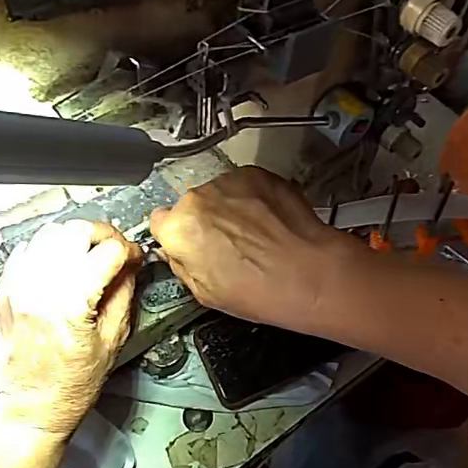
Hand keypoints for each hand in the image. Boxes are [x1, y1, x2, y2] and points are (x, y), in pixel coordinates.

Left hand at [0, 220, 140, 437]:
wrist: (29, 407)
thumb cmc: (69, 386)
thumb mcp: (113, 341)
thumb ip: (123, 294)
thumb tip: (128, 265)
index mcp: (70, 303)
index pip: (108, 251)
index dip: (128, 250)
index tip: (133, 257)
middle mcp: (39, 288)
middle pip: (75, 231)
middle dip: (101, 235)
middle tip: (113, 249)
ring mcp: (17, 286)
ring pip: (49, 233)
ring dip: (74, 238)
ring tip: (88, 254)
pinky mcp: (5, 290)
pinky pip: (27, 250)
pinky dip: (47, 249)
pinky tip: (61, 265)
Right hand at [148, 166, 360, 329]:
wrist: (308, 272)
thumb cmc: (262, 288)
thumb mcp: (204, 292)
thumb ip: (182, 264)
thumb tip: (178, 253)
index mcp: (177, 230)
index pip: (158, 222)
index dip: (175, 236)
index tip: (187, 243)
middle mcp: (198, 199)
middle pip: (189, 206)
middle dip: (204, 222)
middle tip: (227, 245)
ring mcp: (227, 183)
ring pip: (217, 194)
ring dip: (228, 209)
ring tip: (252, 235)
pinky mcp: (255, 174)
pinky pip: (243, 184)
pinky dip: (251, 198)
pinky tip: (266, 223)